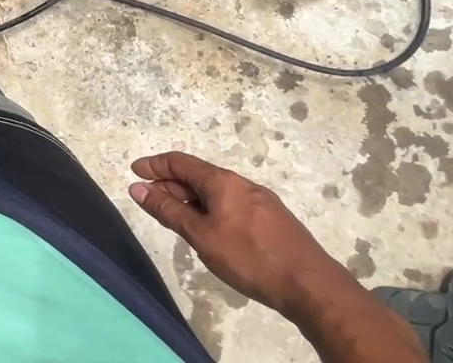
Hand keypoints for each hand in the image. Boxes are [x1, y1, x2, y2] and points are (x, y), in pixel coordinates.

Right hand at [128, 151, 354, 316]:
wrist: (317, 291)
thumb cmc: (250, 257)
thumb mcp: (199, 234)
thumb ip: (167, 209)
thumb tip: (137, 188)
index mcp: (223, 182)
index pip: (179, 162)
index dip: (154, 165)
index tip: (134, 173)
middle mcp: (244, 185)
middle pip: (199, 176)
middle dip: (172, 185)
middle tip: (153, 202)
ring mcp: (265, 204)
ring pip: (218, 193)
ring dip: (193, 200)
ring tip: (180, 219)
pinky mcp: (278, 223)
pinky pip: (235, 205)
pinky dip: (214, 210)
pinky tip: (213, 231)